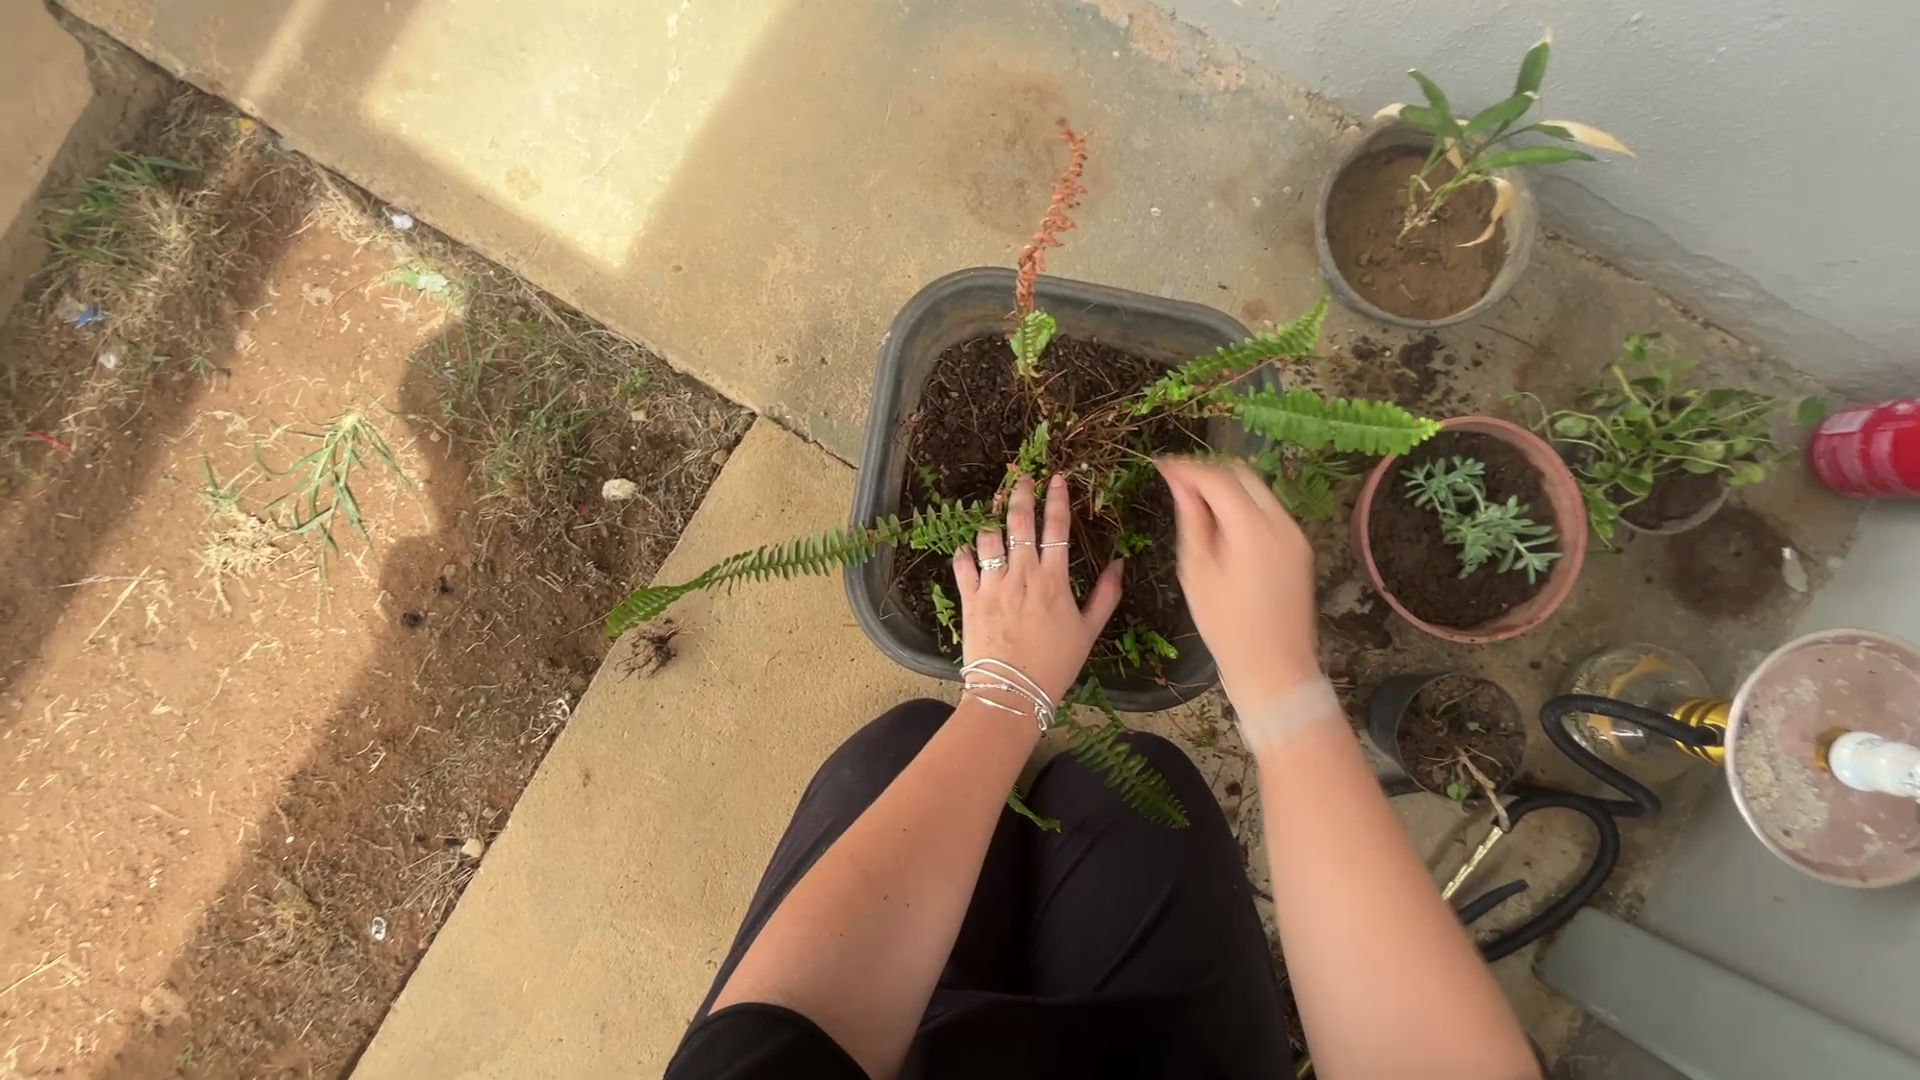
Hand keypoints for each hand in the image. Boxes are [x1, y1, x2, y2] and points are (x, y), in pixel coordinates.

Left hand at [952, 473, 1123, 701]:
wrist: (1012, 693)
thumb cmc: (1055, 665)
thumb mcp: (1089, 632)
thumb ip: (1105, 596)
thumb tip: (1119, 564)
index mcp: (1053, 580)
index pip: (1057, 528)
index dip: (1057, 499)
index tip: (1057, 479)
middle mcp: (1021, 574)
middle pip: (1019, 522)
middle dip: (1020, 494)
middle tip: (1020, 477)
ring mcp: (992, 584)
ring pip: (988, 537)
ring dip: (990, 519)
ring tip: (993, 509)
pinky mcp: (969, 598)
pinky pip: (962, 564)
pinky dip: (963, 551)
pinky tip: (965, 545)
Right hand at [1155, 458, 1320, 713]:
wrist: (1274, 667)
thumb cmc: (1225, 625)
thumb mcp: (1197, 571)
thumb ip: (1192, 521)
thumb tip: (1181, 485)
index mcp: (1253, 529)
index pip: (1217, 478)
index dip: (1186, 468)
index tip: (1160, 465)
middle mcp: (1281, 523)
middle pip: (1243, 474)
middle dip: (1208, 470)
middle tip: (1176, 479)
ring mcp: (1295, 534)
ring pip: (1258, 490)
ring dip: (1226, 486)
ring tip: (1193, 499)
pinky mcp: (1299, 547)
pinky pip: (1268, 511)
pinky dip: (1243, 505)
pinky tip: (1220, 521)